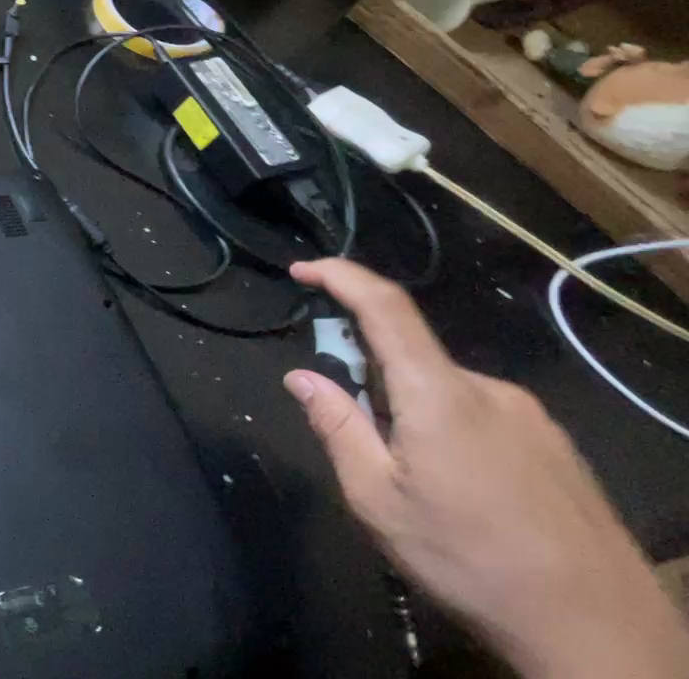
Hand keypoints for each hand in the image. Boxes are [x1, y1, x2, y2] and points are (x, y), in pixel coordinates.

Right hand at [284, 258, 688, 678]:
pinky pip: (483, 416)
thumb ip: (337, 427)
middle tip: (358, 442)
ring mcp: (533, 419)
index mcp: (440, 395)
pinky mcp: (557, 448)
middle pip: (412, 358)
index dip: (342, 277)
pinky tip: (460, 491)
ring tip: (414, 482)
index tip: (303, 269)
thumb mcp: (375, 498)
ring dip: (412, 413)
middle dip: (371, 381)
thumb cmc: (468, 559)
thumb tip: (303, 376)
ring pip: (446, 392)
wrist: (601, 635)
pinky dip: (449, 431)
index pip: (387, 308)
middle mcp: (490, 391)